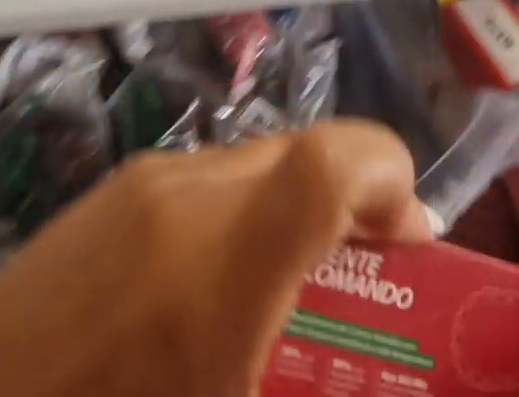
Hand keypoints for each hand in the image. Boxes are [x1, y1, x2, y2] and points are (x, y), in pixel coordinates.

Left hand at [0, 119, 430, 396]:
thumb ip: (315, 366)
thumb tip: (363, 350)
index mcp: (218, 267)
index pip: (332, 162)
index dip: (391, 174)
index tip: (411, 236)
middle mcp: (184, 197)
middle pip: (309, 152)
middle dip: (358, 196)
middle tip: (371, 265)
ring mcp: (140, 185)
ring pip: (261, 160)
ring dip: (301, 202)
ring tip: (290, 279)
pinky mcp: (107, 192)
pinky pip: (210, 177)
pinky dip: (247, 207)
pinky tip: (212, 279)